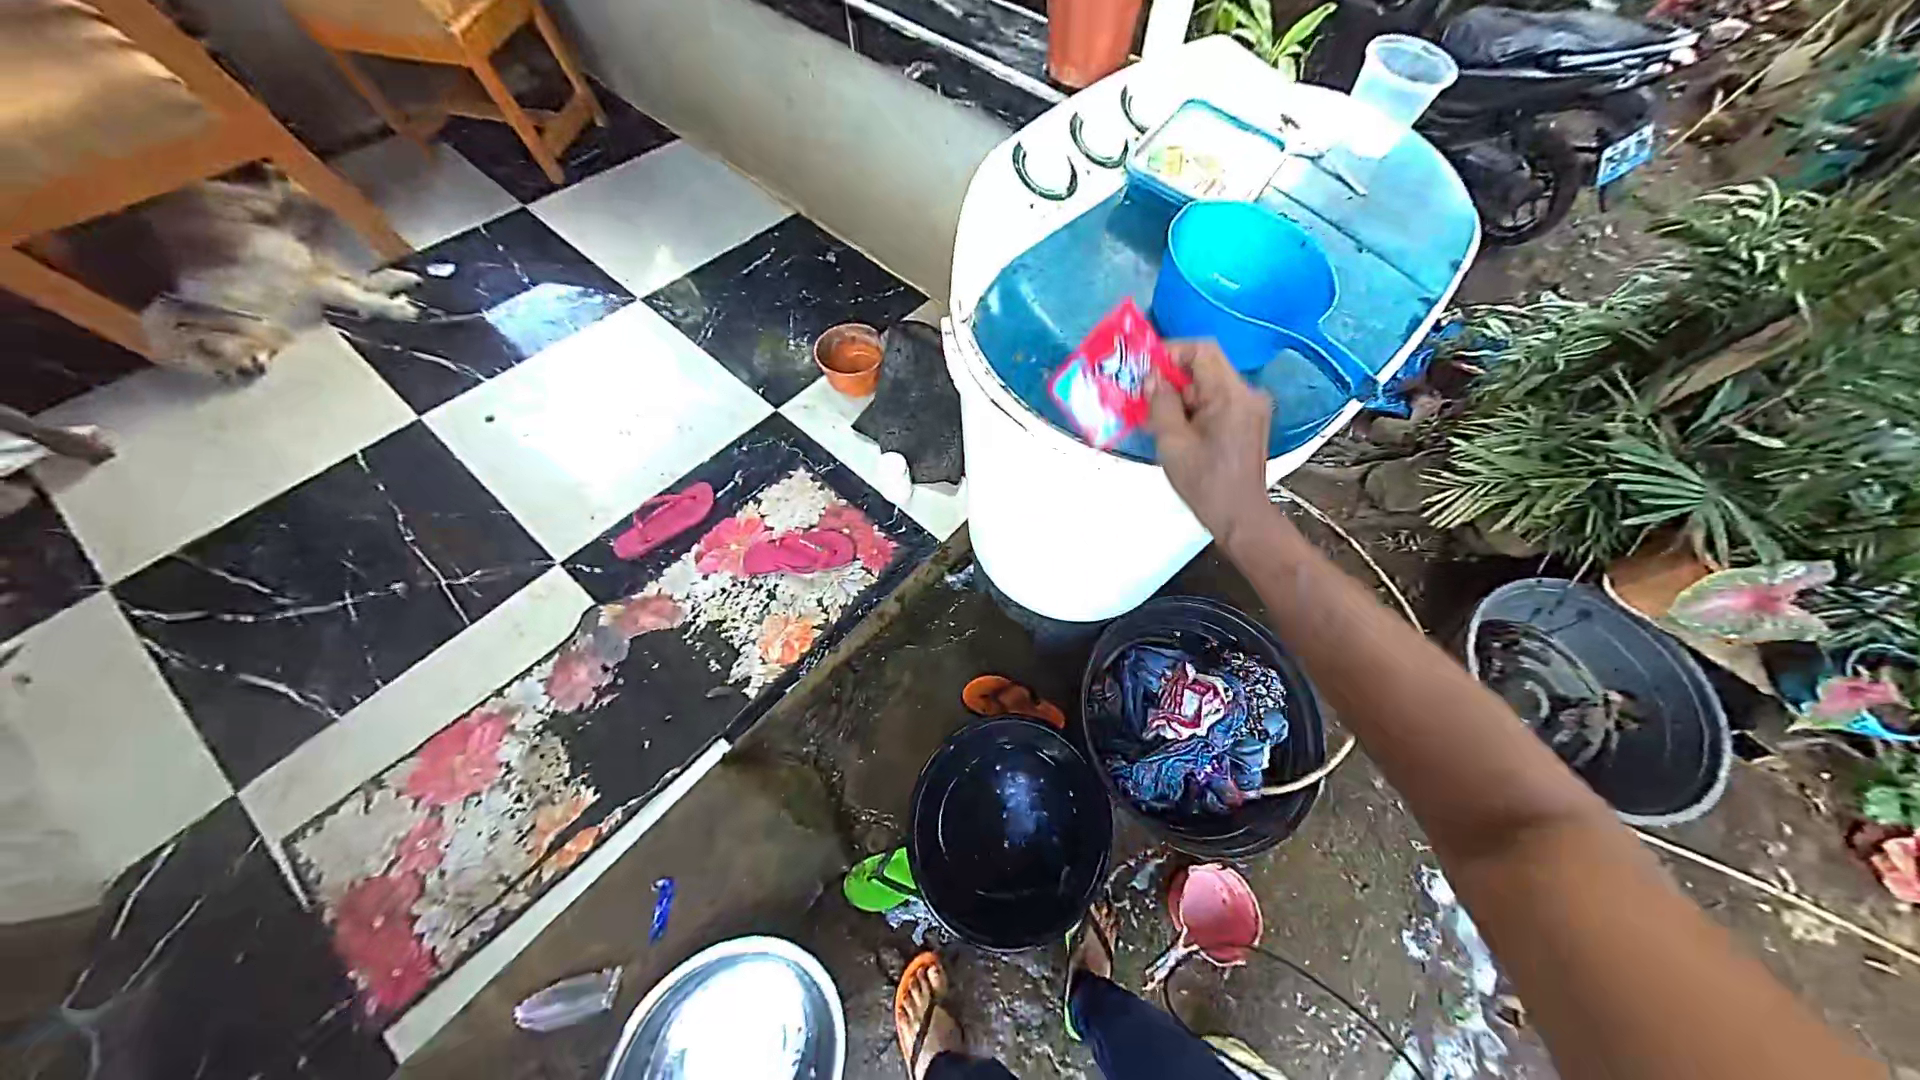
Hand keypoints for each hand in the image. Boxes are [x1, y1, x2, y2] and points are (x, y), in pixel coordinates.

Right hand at [1146, 340, 1273, 545]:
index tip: (1145, 370)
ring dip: (1179, 396)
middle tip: (1142, 396)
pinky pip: (1216, 402)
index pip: (1202, 350)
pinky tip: (1174, 428)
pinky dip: (1192, 408)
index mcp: (1231, 395)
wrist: (1239, 516)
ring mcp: (1250, 408)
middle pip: (1205, 367)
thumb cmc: (1205, 483)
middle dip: (1171, 378)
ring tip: (1154, 417)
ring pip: (1208, 385)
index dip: (1171, 352)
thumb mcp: (1172, 443)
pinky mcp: (1247, 421)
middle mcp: (1247, 394)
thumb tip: (1152, 379)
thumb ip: (1161, 404)